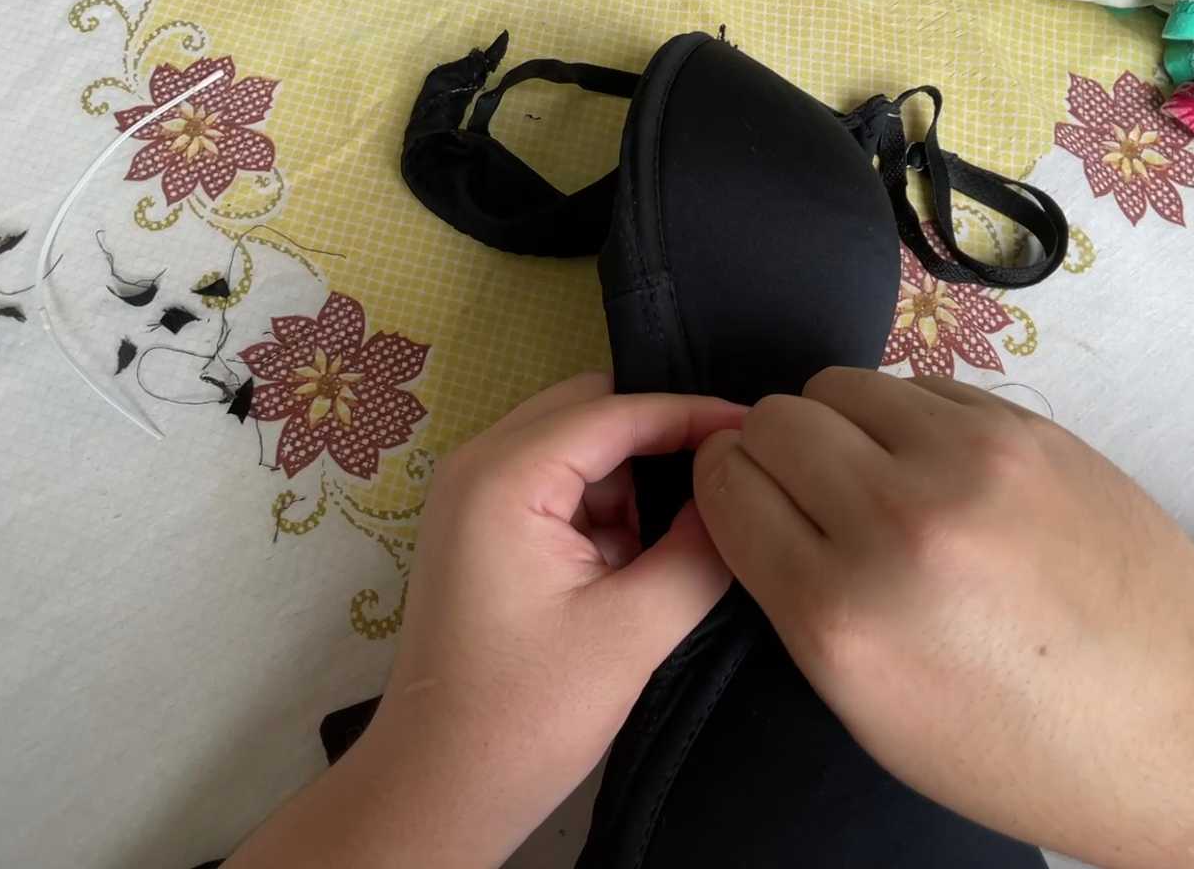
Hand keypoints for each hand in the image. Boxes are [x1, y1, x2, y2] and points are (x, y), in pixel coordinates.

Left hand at [234, 373, 741, 867]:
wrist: (441, 783)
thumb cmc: (527, 714)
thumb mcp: (631, 632)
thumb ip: (698, 551)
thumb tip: (735, 495)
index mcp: (503, 477)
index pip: (613, 412)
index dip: (689, 414)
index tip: (752, 427)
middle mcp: (478, 462)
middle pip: (588, 410)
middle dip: (658, 436)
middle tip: (726, 469)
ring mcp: (475, 489)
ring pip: (576, 444)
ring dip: (631, 476)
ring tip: (681, 527)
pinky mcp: (484, 520)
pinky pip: (559, 480)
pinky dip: (604, 504)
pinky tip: (634, 553)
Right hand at [693, 368, 1193, 868]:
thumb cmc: (1014, 744)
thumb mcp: (863, 702)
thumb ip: (785, 588)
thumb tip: (745, 489)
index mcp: (841, 613)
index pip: (725, 484)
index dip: (723, 484)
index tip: (745, 498)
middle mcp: (898, 523)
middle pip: (768, 419)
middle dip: (767, 449)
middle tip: (807, 488)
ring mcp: (971, 461)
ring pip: (831, 383)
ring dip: (832, 424)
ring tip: (874, 472)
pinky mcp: (1027, 424)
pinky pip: (910, 384)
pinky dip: (901, 418)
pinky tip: (941, 468)